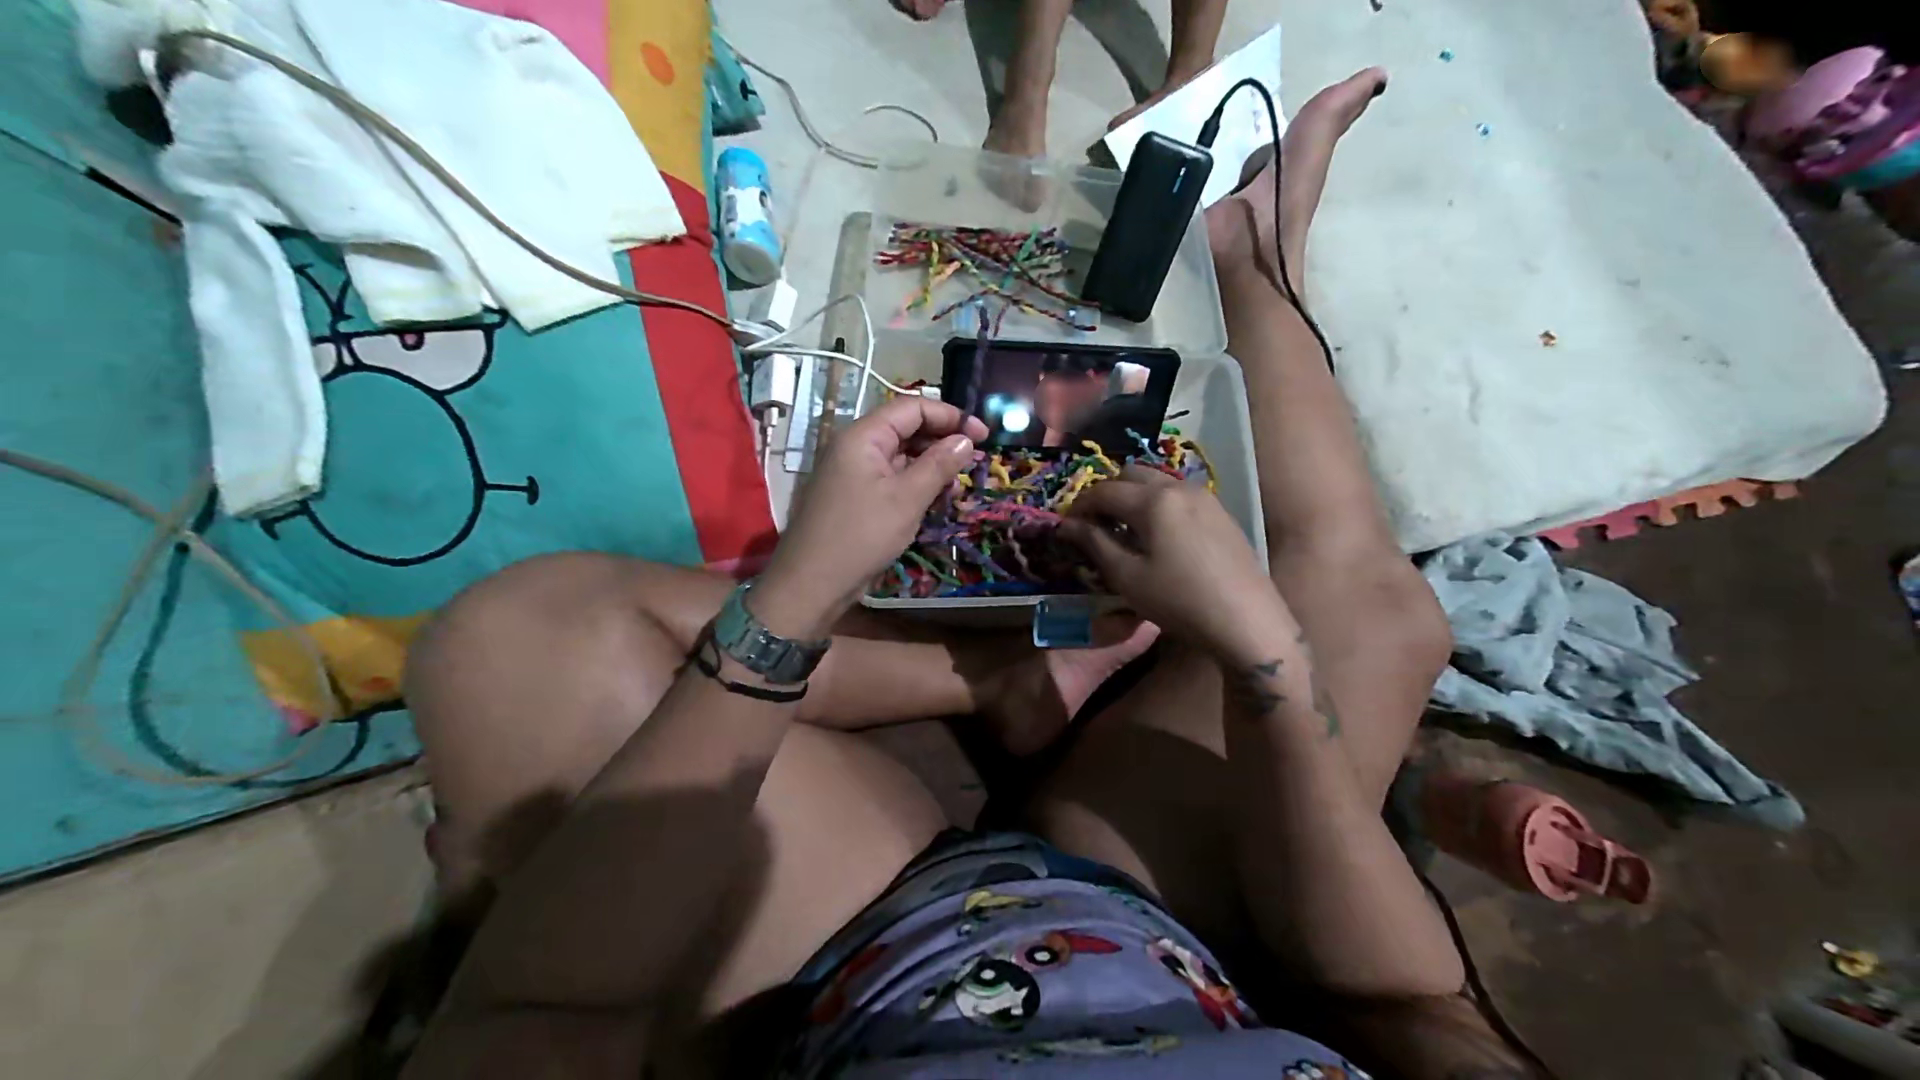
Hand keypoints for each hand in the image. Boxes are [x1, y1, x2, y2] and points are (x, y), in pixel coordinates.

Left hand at [754, 397, 987, 638]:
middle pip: (906, 428)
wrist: (812, 583)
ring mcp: (853, 472)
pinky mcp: (855, 495)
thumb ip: (939, 464)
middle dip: (942, 440)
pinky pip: (890, 477)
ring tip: (958, 484)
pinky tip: (935, 499)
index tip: (984, 434)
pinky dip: (915, 483)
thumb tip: (966, 439)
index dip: (950, 416)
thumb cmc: (861, 535)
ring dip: (931, 464)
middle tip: (975, 460)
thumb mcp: (907, 499)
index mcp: (863, 436)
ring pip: (900, 455)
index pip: (912, 408)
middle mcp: (855, 446)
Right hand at [1059, 466, 1298, 661]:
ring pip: (1156, 481)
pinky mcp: (1219, 512)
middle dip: (1106, 494)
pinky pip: (1177, 494)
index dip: (1080, 506)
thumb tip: (1067, 525)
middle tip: (1095, 525)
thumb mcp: (1127, 577)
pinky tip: (1156, 536)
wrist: (1247, 621)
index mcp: (1153, 500)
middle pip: (1130, 474)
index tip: (1068, 527)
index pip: (1103, 490)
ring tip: (1124, 531)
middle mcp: (1178, 487)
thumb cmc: (1179, 601)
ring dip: (1132, 497)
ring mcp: (1204, 497)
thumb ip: (1094, 544)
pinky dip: (1156, 504)